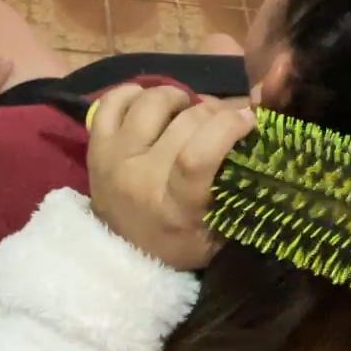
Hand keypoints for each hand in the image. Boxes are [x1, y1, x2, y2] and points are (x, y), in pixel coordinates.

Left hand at [86, 84, 255, 270]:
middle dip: (215, 110)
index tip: (248, 119)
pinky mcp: (95, 147)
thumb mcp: (218, 234)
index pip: (198, 157)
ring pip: (150, 104)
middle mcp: (140, 179)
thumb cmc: (179, 245)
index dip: (228, 127)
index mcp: (175, 207)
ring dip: (178, 97)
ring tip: (188, 109)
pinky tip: (150, 104)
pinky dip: (134, 93)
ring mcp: (113, 159)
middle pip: (185, 123)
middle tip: (224, 116)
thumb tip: (255, 130)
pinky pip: (111, 102)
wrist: (121, 257)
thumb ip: (239, 190)